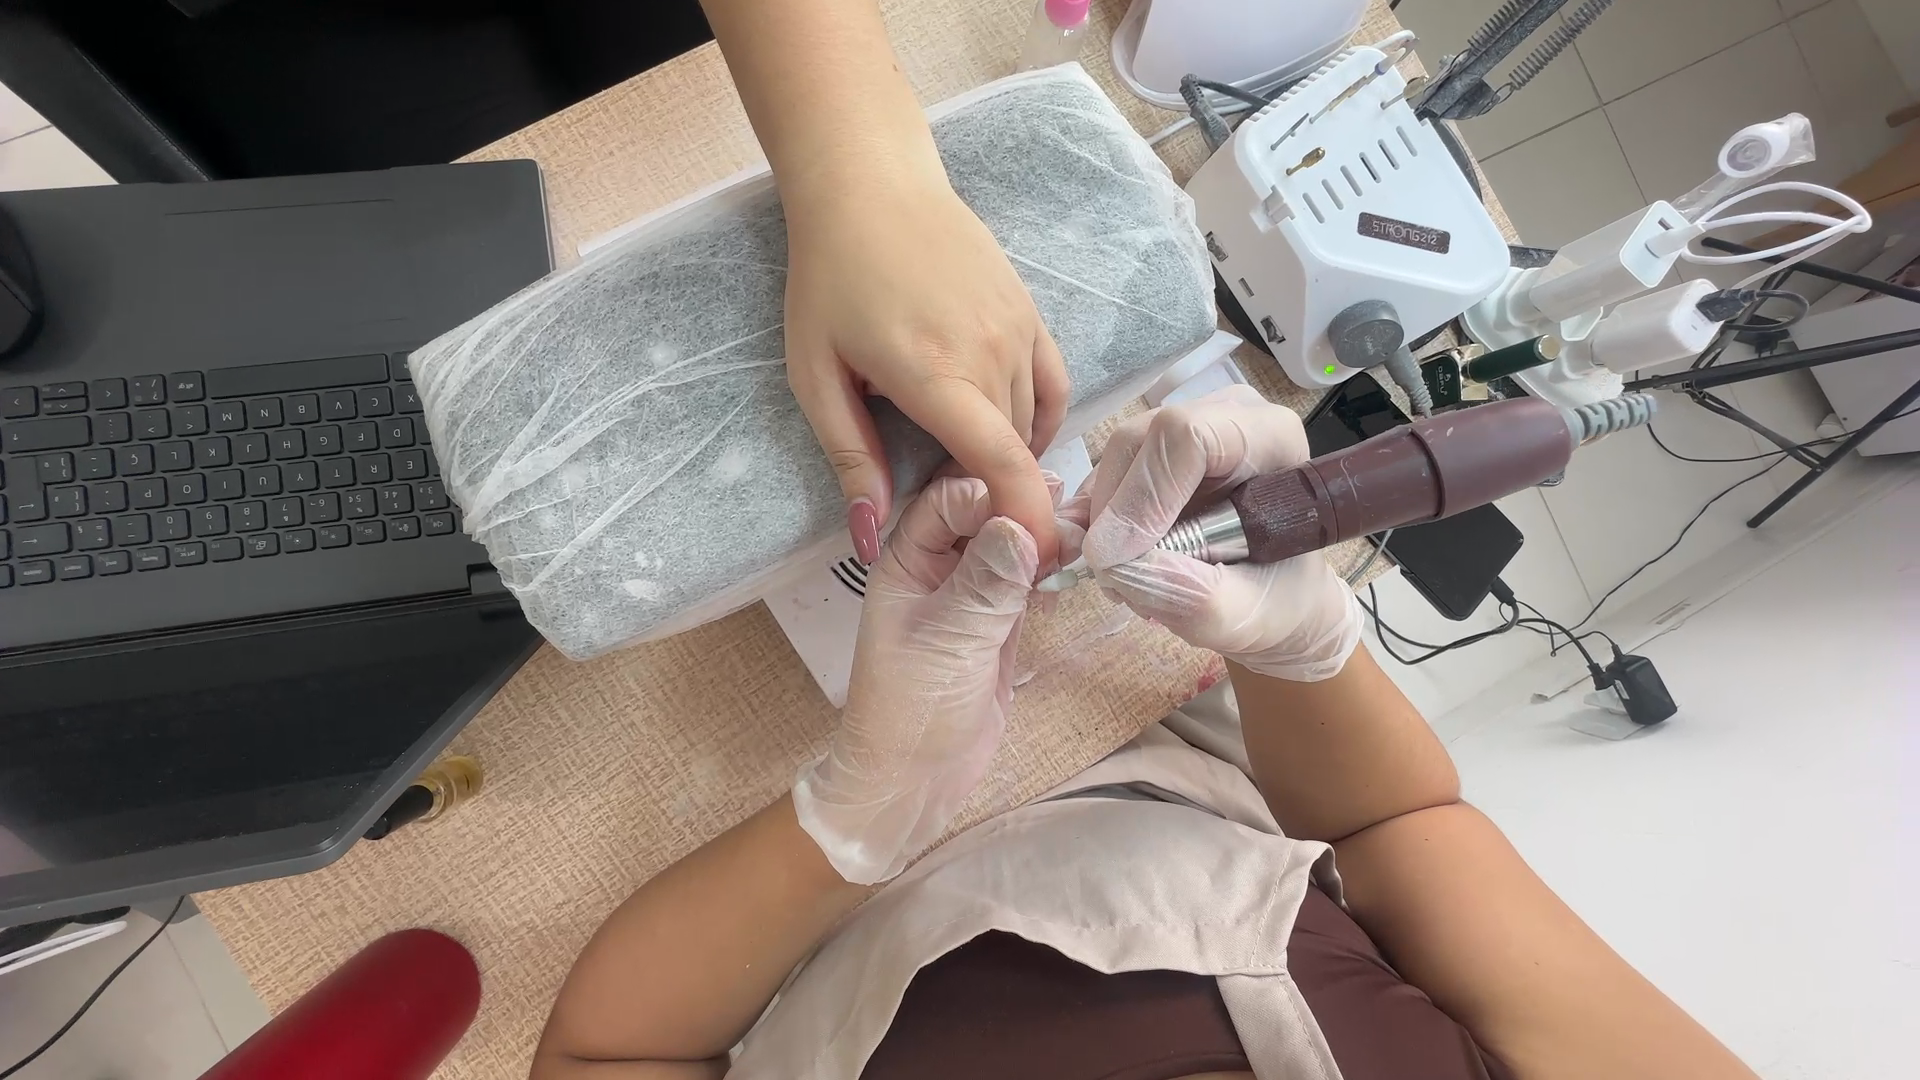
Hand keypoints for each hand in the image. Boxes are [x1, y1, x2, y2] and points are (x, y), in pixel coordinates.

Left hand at [782, 170, 1068, 567]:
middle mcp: (993, 354)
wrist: (871, 188)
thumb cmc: (830, 282)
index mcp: (936, 374)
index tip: (1030, 561)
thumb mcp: (816, 377)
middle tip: (955, 506)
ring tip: (968, 463)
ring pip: (1033, 423)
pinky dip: (1040, 422)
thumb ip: (852, 458)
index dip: (1022, 519)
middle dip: (995, 494)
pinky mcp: (1032, 313)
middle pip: (1014, 453)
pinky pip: (1054, 386)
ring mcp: (1021, 330)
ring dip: (1009, 457)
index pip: (1001, 463)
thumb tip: (872, 534)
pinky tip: (1012, 433)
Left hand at [793, 476, 1038, 883]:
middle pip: (983, 515)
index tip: (1041, 510)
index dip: (994, 496)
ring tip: (1082, 529)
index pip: (952, 500)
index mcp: (906, 558)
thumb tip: (1023, 523)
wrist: (915, 780)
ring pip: (1008, 546)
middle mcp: (937, 565)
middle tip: (1073, 510)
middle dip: (1023, 509)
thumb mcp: (949, 639)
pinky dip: (1047, 570)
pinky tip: (1075, 559)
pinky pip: (1023, 581)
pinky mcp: (997, 621)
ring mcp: (970, 592)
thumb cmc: (914, 707)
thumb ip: (986, 582)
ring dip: (1041, 538)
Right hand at [1081, 386, 1362, 682]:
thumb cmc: (1273, 600)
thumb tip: (1115, 565)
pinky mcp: (1147, 450)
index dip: (1143, 494)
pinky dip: (1092, 522)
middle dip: (1112, 514)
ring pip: (1111, 460)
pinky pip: (1099, 477)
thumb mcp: (1244, 616)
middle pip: (1137, 442)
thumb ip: (1190, 595)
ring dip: (1101, 524)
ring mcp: (1180, 427)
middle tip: (1114, 577)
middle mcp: (1223, 416)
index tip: (1118, 559)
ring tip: (1125, 576)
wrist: (1269, 594)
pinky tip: (1116, 558)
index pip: (1187, 437)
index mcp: (1270, 440)